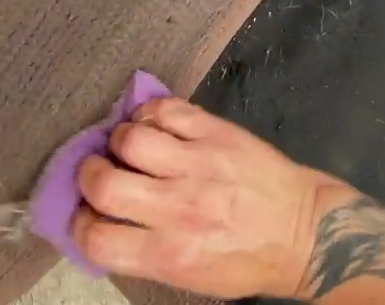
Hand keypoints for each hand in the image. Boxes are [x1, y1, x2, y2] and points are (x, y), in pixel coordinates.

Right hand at [71, 98, 356, 299]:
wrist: (303, 232)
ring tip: (129, 147)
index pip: (98, 238)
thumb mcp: (190, 276)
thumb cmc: (243, 258)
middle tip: (99, 171)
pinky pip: (164, 108)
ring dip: (119, 140)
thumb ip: (143, 251)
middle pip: (104, 183)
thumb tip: (98, 220)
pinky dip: (148, 113)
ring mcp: (198, 164)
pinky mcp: (215, 131)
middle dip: (90, 174)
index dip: (80, 223)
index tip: (87, 213)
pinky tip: (152, 125)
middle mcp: (180, 209)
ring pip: (130, 138)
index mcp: (171, 254)